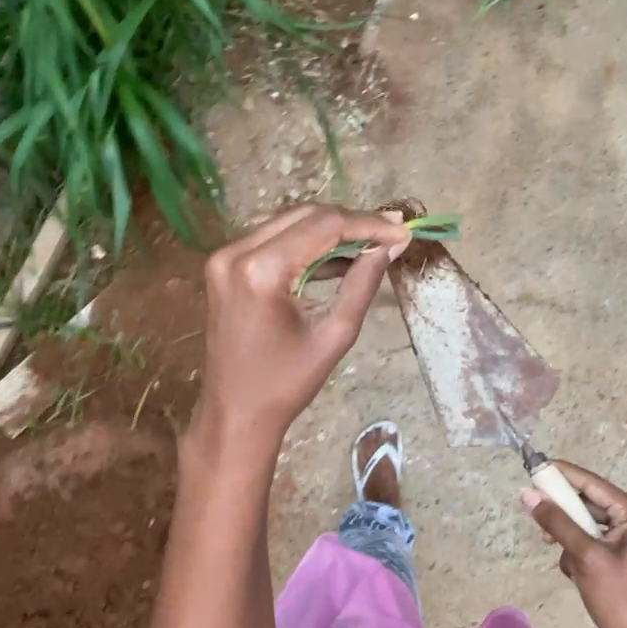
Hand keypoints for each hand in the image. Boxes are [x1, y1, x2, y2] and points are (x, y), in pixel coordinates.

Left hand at [192, 205, 409, 450]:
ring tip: (370, 241)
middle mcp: (236, 252)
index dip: (368, 223)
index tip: (402, 229)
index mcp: (261, 271)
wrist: (235, 411)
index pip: (324, 226)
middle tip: (391, 231)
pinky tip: (338, 256)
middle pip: (305, 215)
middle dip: (351, 220)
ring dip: (329, 228)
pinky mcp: (224, 265)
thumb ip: (364, 282)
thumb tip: (393, 243)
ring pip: (288, 221)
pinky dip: (305, 242)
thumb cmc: (286, 383)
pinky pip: (272, 238)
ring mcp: (225, 257)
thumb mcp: (335, 333)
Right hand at [524, 462, 626, 627]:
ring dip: (570, 537)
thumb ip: (557, 522)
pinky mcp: (624, 557)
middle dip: (564, 513)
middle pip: (589, 502)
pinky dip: (579, 551)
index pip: (592, 483)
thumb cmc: (619, 598)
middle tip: (536, 514)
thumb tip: (528, 494)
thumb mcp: (584, 556)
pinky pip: (593, 541)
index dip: (562, 474)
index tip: (533, 466)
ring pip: (588, 524)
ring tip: (559, 554)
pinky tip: (575, 572)